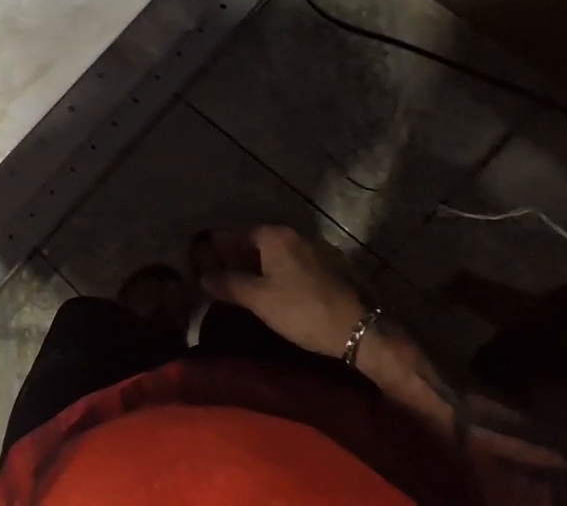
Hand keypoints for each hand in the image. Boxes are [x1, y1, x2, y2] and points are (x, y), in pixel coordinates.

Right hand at [196, 224, 367, 359]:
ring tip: (252, 286)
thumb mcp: (258, 299)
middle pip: (258, 241)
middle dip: (239, 257)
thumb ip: (227, 284)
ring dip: (263, 265)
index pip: (234, 234)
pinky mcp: (338, 268)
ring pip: (281, 253)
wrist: (363, 332)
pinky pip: (300, 264)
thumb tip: (204, 277)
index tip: (203, 263)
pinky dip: (285, 272)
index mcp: (274, 236)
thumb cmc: (302, 310)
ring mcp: (321, 249)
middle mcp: (297, 234)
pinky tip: (283, 291)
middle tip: (225, 277)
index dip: (216, 249)